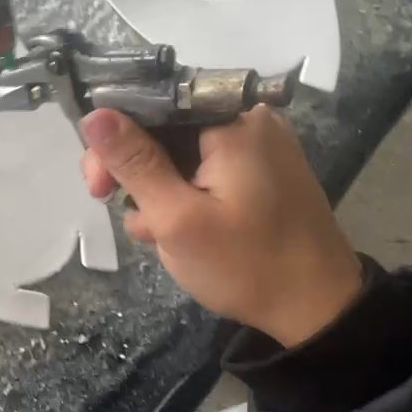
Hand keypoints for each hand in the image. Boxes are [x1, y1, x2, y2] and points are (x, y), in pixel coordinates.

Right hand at [80, 106, 362, 347]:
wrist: (317, 308)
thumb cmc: (246, 264)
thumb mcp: (176, 217)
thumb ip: (134, 163)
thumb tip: (94, 115)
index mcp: (233, 122)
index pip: (153, 103)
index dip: (114, 136)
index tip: (97, 183)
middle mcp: (248, 122)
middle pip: (163, 127)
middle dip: (130, 168)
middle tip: (109, 204)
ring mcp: (256, 149)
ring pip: (176, 152)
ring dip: (152, 189)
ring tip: (154, 231)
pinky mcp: (257, 174)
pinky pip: (200, 169)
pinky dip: (179, 195)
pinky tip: (173, 229)